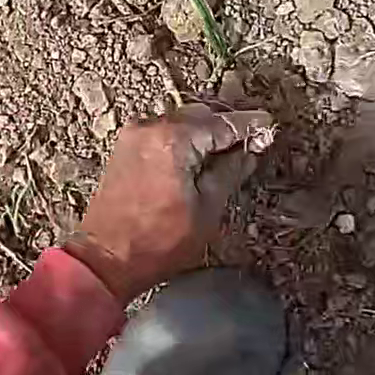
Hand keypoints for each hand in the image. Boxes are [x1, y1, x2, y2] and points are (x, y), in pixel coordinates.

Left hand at [64, 104, 271, 302]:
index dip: (249, 125)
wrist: (106, 259)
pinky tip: (199, 156)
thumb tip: (250, 148)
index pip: (222, 124)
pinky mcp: (126, 147)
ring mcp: (135, 135)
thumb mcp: (207, 208)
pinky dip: (185, 139)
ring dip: (206, 132)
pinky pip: (164, 132)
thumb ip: (231, 170)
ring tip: (228, 151)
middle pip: (201, 116)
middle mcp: (151, 127)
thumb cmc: (160, 241)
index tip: (268, 125)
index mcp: (174, 139)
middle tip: (252, 141)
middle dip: (227, 127)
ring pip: (182, 121)